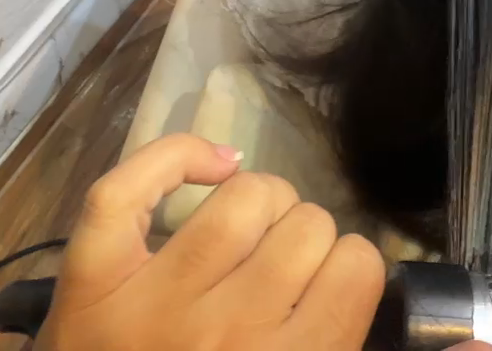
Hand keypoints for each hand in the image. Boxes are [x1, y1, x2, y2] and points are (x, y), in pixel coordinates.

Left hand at [40, 134, 385, 350]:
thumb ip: (336, 341)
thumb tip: (400, 300)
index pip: (357, 268)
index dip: (348, 266)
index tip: (326, 286)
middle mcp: (225, 335)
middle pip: (307, 224)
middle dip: (303, 235)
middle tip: (277, 270)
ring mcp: (152, 304)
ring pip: (245, 195)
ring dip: (260, 200)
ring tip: (247, 230)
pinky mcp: (92, 281)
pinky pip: (130, 189)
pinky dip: (175, 158)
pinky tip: (213, 166)